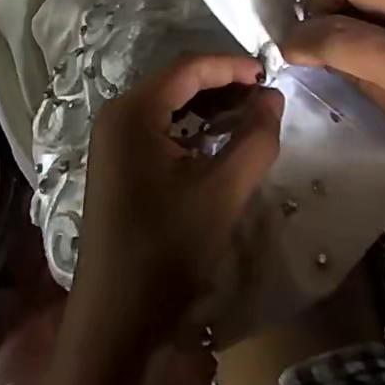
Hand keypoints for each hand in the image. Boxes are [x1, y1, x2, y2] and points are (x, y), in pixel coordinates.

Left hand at [68, 54, 284, 336]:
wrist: (116, 318)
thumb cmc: (168, 249)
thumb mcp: (224, 191)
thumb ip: (256, 137)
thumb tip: (273, 97)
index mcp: (133, 112)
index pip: (189, 67)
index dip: (232, 65)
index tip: (270, 74)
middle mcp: (116, 115)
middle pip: (177, 81)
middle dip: (223, 83)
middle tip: (264, 95)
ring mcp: (112, 140)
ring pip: (168, 103)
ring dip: (208, 104)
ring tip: (249, 113)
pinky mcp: (116, 162)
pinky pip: (158, 126)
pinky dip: (191, 125)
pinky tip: (218, 138)